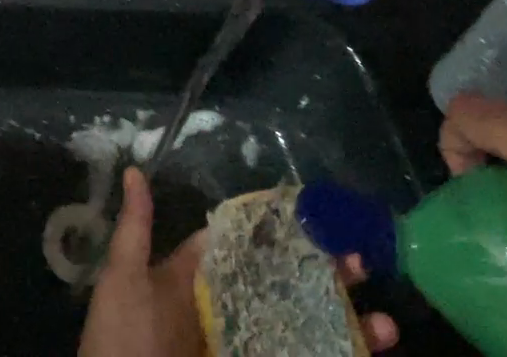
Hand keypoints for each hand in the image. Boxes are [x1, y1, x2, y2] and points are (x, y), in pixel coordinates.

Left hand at [78, 167, 398, 356]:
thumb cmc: (121, 340)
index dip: (280, 232)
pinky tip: (372, 348)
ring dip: (347, 323)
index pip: (243, 247)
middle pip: (283, 286)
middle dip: (325, 276)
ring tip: (386, 321)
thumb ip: (137, 228)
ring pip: (304, 328)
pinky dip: (343, 353)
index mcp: (195, 281)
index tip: (320, 217)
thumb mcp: (124, 280)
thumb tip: (134, 168)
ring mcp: (244, 347)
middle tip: (363, 263)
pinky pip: (303, 356)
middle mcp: (225, 312)